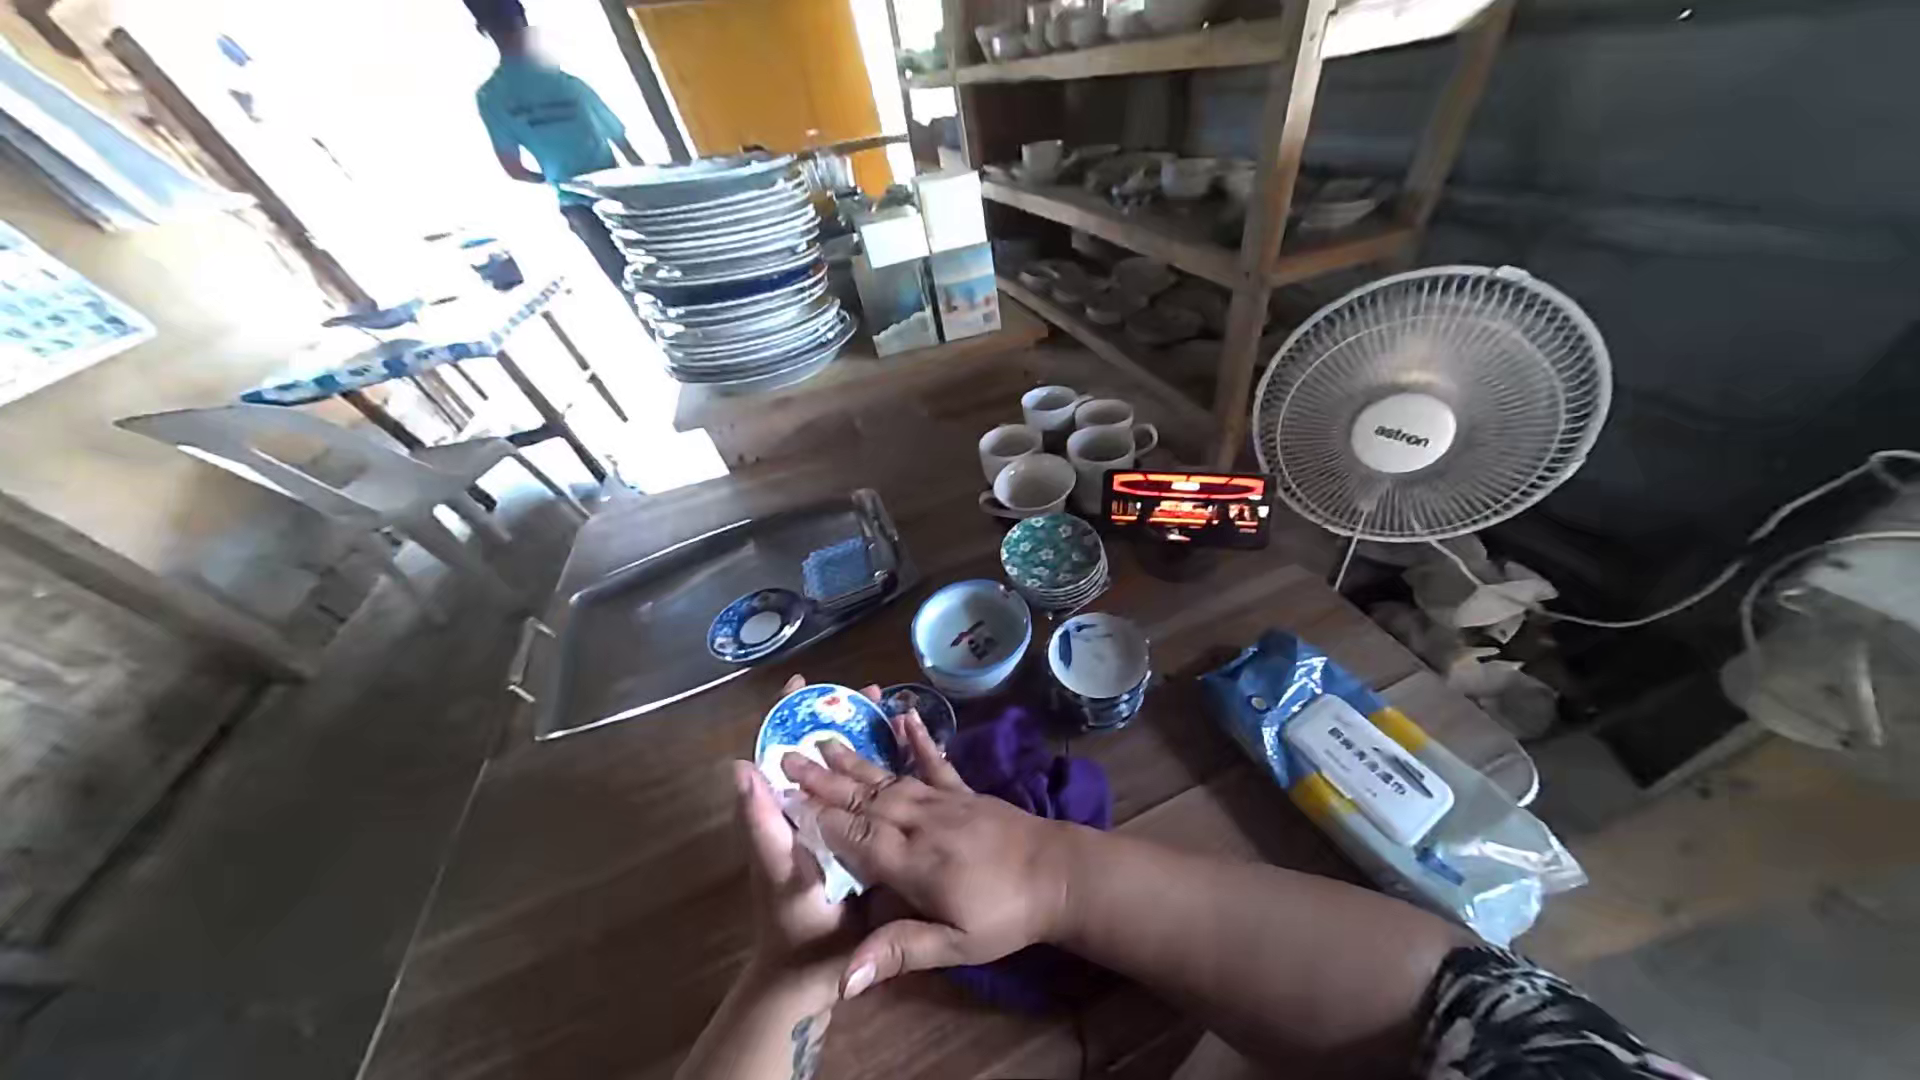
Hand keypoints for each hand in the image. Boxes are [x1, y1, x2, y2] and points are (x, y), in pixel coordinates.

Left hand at [732, 674, 878, 993]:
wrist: (812, 973)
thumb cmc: (793, 923)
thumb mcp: (777, 870)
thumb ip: (759, 824)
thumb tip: (738, 766)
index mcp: (781, 810)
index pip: (781, 748)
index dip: (788, 713)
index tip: (804, 682)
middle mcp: (804, 808)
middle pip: (819, 748)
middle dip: (842, 715)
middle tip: (873, 693)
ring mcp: (831, 822)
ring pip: (846, 766)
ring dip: (866, 734)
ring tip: (892, 710)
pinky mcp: (854, 837)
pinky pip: (867, 790)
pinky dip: (883, 765)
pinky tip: (909, 754)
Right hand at [781, 711, 1074, 998]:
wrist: (1057, 874)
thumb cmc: (1004, 916)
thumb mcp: (957, 946)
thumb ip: (902, 950)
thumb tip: (845, 978)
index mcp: (917, 863)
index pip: (860, 837)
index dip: (825, 820)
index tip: (790, 799)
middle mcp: (924, 823)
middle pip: (867, 800)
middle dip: (826, 781)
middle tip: (790, 758)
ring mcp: (944, 801)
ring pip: (891, 778)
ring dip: (856, 761)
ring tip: (827, 741)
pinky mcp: (962, 790)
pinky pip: (935, 762)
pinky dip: (919, 739)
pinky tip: (904, 715)